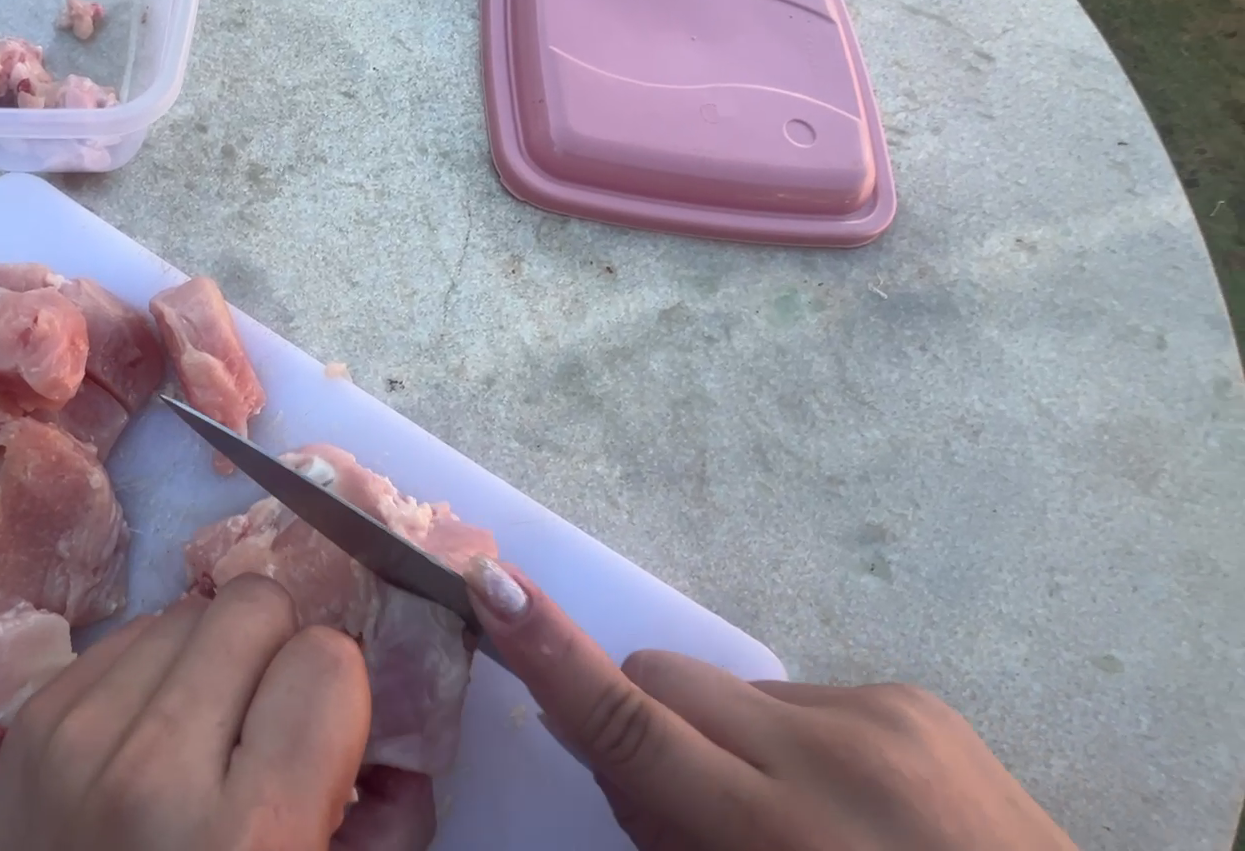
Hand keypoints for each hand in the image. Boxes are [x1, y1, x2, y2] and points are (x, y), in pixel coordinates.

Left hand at [0, 574, 393, 850]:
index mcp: (248, 834)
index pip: (327, 659)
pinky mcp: (34, 719)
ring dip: (210, 656)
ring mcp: (81, 735)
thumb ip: (392, 812)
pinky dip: (154, 670)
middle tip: (263, 711)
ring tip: (199, 730)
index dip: (335, 686)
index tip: (318, 725)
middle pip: (253, 603)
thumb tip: (398, 709)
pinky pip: (130, 635)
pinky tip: (145, 736)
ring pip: (189, 608)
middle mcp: (155, 768)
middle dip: (275, 647)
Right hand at [462, 557, 1079, 850]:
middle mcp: (831, 756)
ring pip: (723, 687)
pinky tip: (853, 805)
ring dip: (725, 737)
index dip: (550, 652)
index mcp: (782, 837)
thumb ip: (654, 823)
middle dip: (646, 719)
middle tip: (686, 799)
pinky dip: (790, 740)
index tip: (491, 582)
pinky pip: (793, 694)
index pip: (632, 724)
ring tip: (797, 816)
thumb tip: (577, 725)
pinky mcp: (918, 698)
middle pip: (658, 675)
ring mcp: (882, 715)